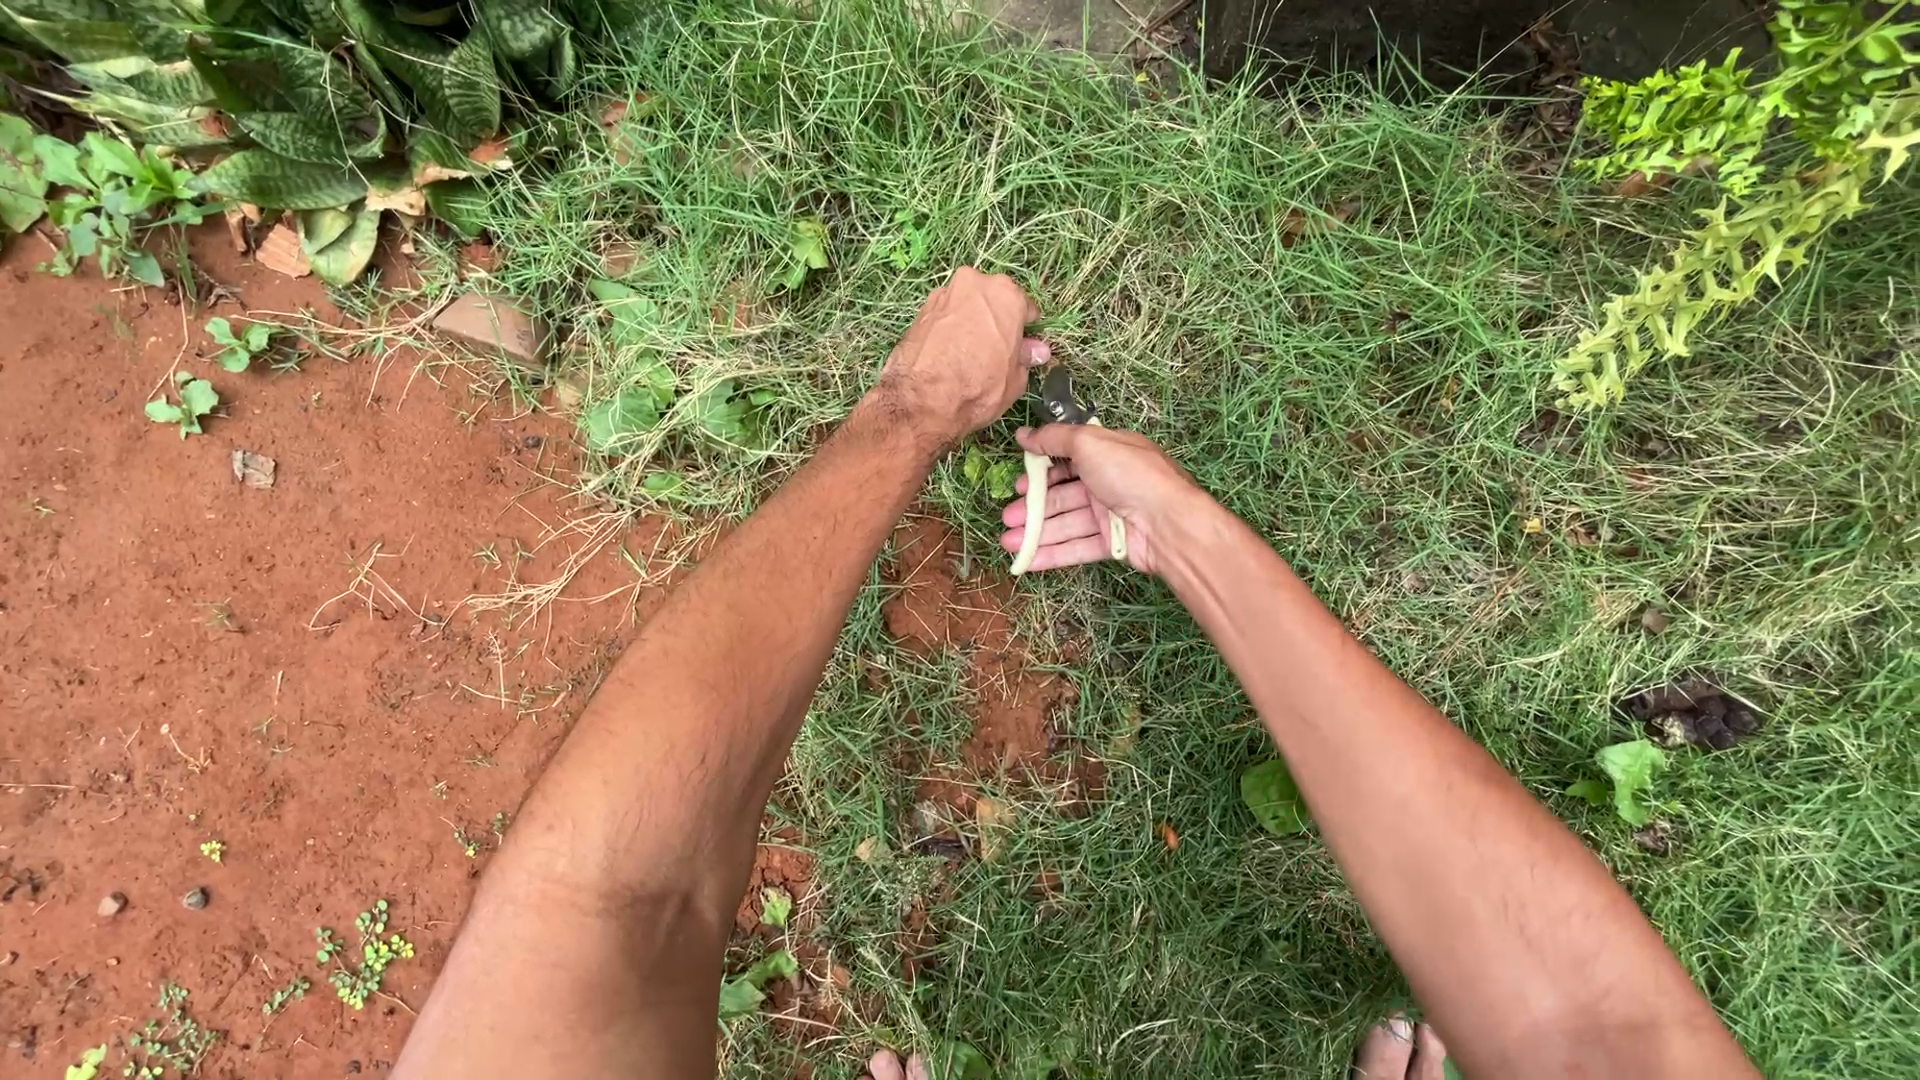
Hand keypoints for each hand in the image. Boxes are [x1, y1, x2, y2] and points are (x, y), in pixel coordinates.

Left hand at [871, 266, 1047, 443]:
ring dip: (971, 324)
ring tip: (970, 356)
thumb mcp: (1015, 378)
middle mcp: (974, 284)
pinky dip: (949, 331)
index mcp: (1006, 294)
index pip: (1025, 308)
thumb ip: (1026, 357)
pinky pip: (945, 318)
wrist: (923, 400)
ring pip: (966, 307)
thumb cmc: (978, 387)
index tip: (1023, 346)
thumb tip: (1035, 351)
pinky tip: (950, 356)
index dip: (1026, 330)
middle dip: (997, 322)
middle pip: (993, 301)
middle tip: (997, 352)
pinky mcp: (920, 311)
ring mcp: (943, 295)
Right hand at [998, 423, 1208, 575]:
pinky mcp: (1113, 543)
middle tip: (1007, 517)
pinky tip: (1026, 559)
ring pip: (1066, 523)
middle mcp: (1109, 482)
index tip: (1019, 483)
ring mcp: (1111, 514)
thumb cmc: (1131, 475)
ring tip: (1008, 542)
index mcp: (1108, 453)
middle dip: (1033, 506)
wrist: (1169, 523)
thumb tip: (1024, 434)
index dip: (1042, 472)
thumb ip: (1054, 438)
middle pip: (1063, 495)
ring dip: (1036, 532)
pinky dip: (1052, 553)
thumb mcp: (1089, 443)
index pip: (1068, 460)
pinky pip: (1077, 546)